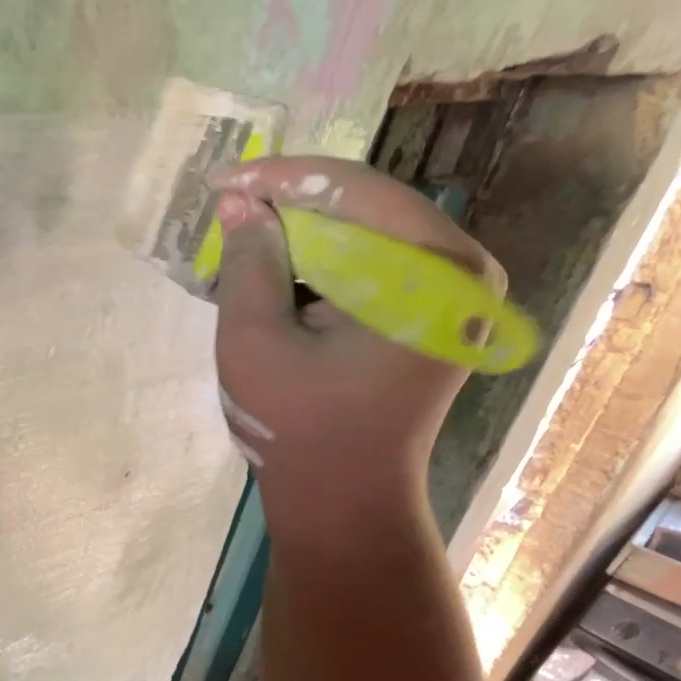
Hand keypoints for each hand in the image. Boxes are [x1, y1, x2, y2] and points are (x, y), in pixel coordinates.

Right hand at [207, 156, 505, 538]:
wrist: (342, 500)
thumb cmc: (297, 427)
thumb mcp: (255, 342)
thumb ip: (249, 266)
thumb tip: (241, 203)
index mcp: (433, 274)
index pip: (357, 194)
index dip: (282, 181)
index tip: (221, 181)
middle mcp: (459, 270)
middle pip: (366, 210)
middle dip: (290, 209)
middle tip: (227, 210)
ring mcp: (450, 293)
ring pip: (365, 237)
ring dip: (300, 237)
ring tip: (240, 243)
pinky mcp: (429, 314)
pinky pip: (370, 267)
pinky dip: (318, 267)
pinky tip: (271, 275)